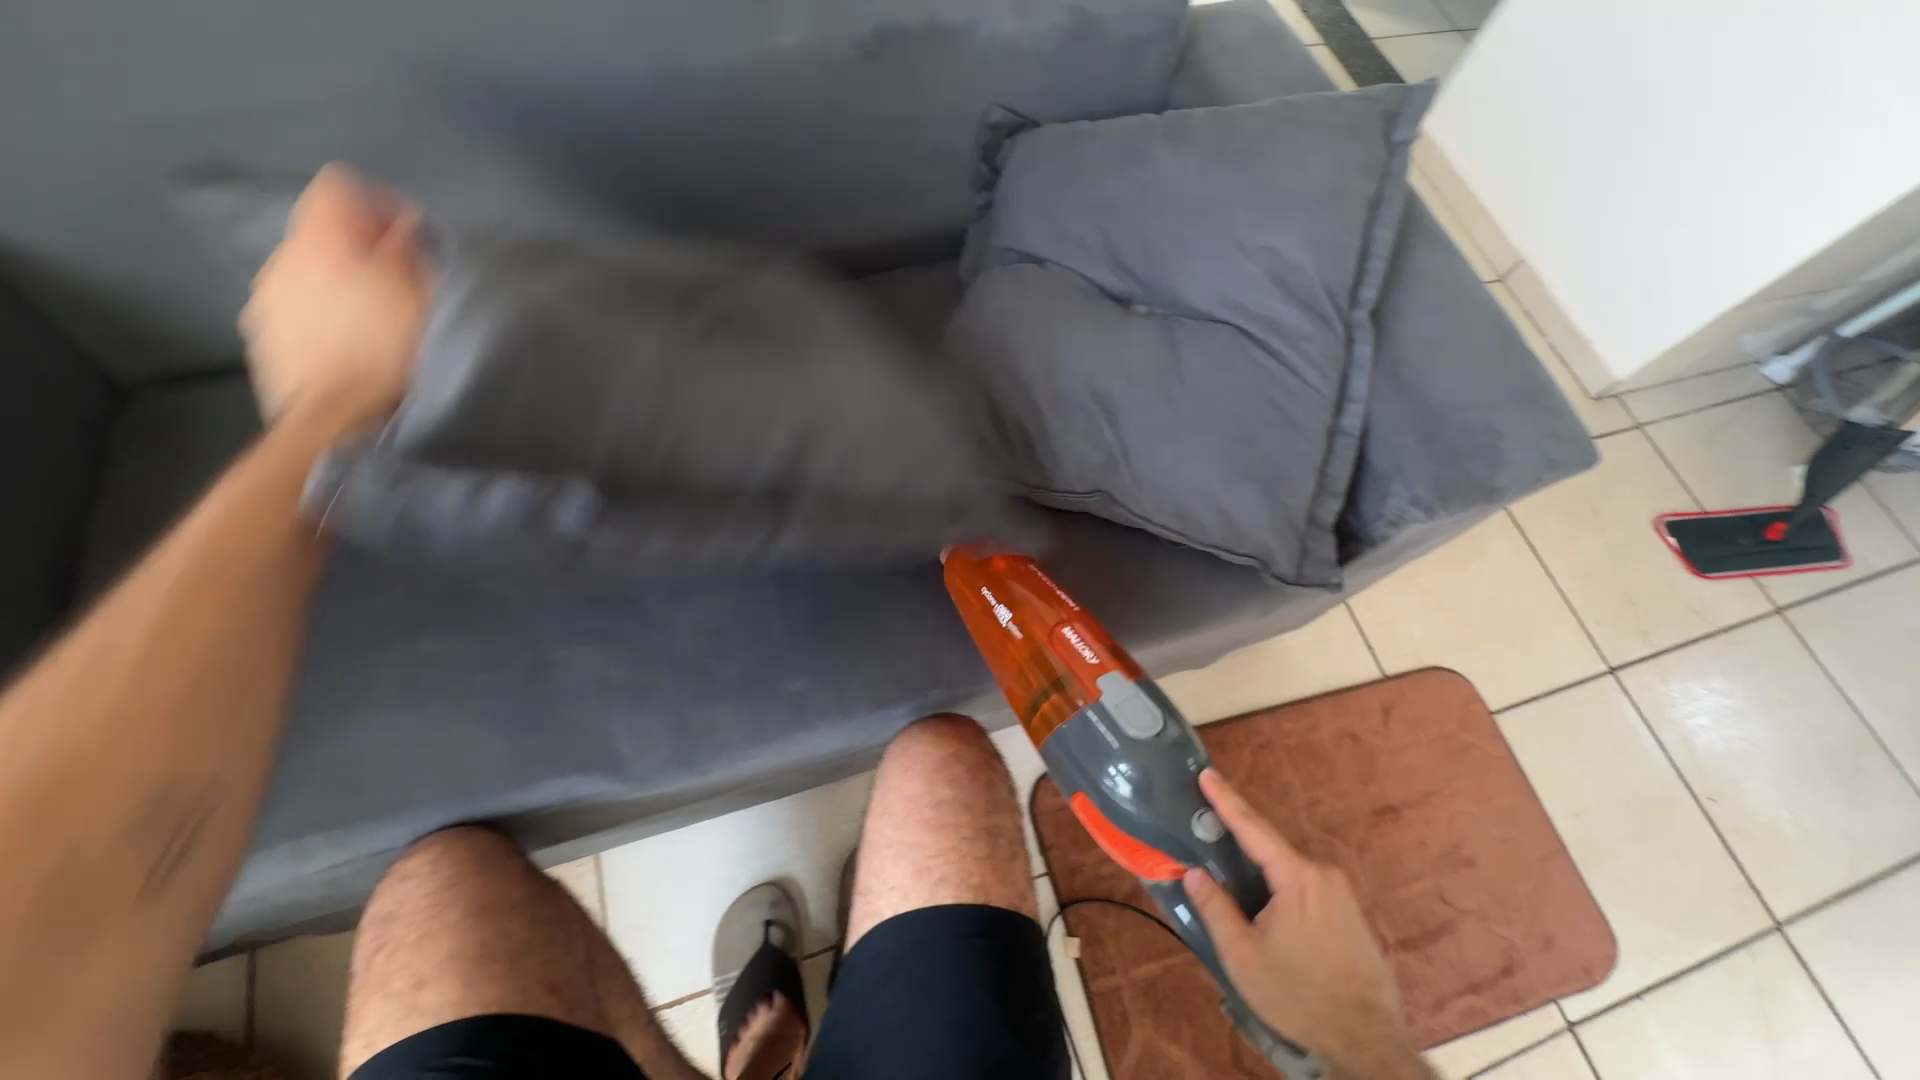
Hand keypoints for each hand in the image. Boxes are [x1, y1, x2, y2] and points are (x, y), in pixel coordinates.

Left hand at [239, 163, 432, 433]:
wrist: (333, 421)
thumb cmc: (386, 352)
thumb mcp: (420, 296)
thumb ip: (408, 249)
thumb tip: (400, 223)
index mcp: (321, 240)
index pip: (339, 185)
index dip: (377, 203)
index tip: (407, 237)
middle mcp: (282, 258)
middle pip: (320, 231)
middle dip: (357, 247)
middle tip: (395, 280)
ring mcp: (265, 298)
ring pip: (305, 271)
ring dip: (335, 282)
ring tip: (368, 317)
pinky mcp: (261, 337)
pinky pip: (293, 308)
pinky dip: (318, 314)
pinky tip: (344, 344)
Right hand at [1184, 769, 1430, 1079]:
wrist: (1367, 1043)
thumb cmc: (1298, 995)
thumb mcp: (1243, 955)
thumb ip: (1215, 908)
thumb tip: (1194, 873)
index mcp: (1298, 878)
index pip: (1253, 828)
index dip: (1226, 800)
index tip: (1207, 774)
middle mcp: (1324, 876)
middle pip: (1271, 850)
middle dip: (1238, 844)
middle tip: (1206, 837)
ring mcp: (1342, 896)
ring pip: (1288, 873)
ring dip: (1259, 875)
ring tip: (1229, 884)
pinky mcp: (1351, 917)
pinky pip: (1305, 890)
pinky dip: (1279, 891)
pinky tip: (1264, 913)